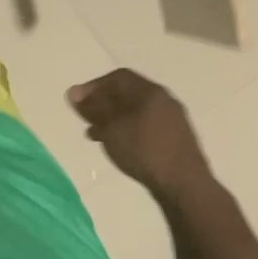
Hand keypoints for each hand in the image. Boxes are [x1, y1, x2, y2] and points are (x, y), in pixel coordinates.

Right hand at [68, 68, 211, 198]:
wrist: (183, 182)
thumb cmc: (143, 150)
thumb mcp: (110, 128)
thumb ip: (92, 108)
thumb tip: (74, 92)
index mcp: (149, 91)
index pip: (118, 77)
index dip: (94, 85)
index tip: (78, 101)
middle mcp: (163, 99)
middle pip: (128, 92)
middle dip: (103, 103)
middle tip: (86, 119)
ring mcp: (172, 118)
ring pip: (135, 110)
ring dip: (113, 118)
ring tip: (96, 135)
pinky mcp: (175, 136)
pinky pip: (145, 124)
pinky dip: (127, 129)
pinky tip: (119, 145)